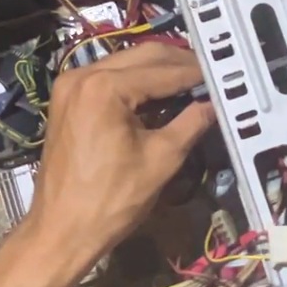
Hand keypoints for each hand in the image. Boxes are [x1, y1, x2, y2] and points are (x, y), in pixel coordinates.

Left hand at [9, 44, 215, 286]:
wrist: (61, 231)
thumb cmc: (110, 201)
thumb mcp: (161, 160)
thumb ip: (191, 123)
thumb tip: (215, 104)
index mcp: (104, 87)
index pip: (163, 71)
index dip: (197, 74)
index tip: (225, 75)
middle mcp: (82, 75)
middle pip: (143, 56)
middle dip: (179, 64)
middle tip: (213, 75)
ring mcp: (71, 85)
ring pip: (126, 63)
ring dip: (159, 71)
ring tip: (192, 84)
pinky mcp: (68, 99)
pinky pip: (109, 78)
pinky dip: (136, 82)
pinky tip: (161, 94)